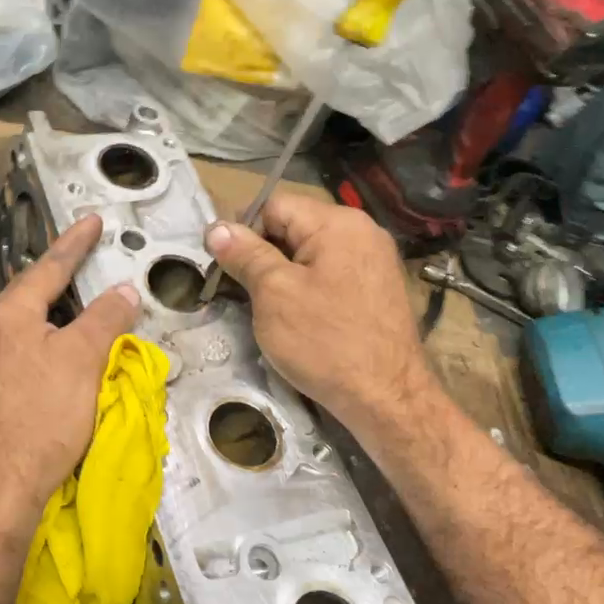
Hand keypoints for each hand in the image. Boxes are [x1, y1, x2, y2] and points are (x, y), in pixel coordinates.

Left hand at [0, 215, 141, 533]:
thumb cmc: (41, 418)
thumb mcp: (83, 361)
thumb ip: (104, 320)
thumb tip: (123, 290)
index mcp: (7, 316)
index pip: (47, 268)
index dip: (74, 244)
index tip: (92, 221)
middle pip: (26, 299)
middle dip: (56, 283)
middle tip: (83, 267)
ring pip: (17, 333)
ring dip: (47, 322)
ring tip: (72, 319)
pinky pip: (11, 362)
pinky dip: (36, 355)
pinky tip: (48, 370)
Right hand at [204, 194, 444, 443]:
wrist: (387, 397)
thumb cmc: (325, 342)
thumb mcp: (273, 294)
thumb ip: (245, 254)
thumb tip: (216, 228)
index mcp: (337, 223)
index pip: (274, 206)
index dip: (244, 232)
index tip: (228, 268)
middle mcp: (362, 231)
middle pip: (294, 227)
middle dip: (264, 255)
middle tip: (244, 292)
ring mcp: (375, 261)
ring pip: (311, 254)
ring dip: (284, 275)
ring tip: (271, 309)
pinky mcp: (378, 289)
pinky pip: (331, 274)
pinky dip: (308, 289)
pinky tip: (301, 319)